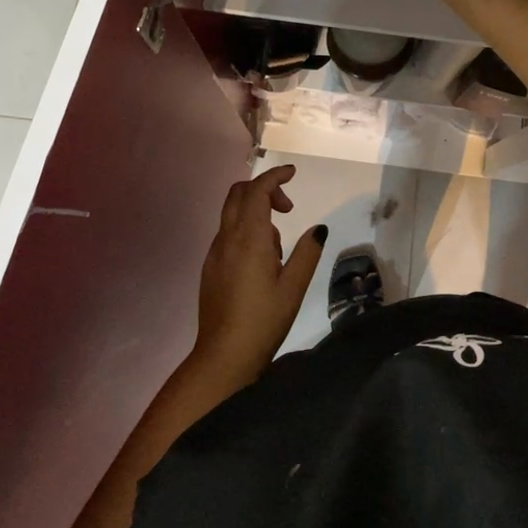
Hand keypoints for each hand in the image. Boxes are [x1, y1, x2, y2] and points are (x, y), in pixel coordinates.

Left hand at [193, 165, 326, 384]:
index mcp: (249, 238)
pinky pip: (228, 233)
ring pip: (232, 213)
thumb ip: (307, 253)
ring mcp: (215, 252)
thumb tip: (317, 229)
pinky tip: (260, 262)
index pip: (258, 190)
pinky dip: (245, 230)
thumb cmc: (264, 321)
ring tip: (278, 247)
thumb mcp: (294, 287)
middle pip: (239, 193)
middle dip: (264, 189)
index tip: (293, 173)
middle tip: (288, 209)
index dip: (275, 176)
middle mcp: (228, 238)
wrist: (223, 355)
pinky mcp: (210, 266)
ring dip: (255, 212)